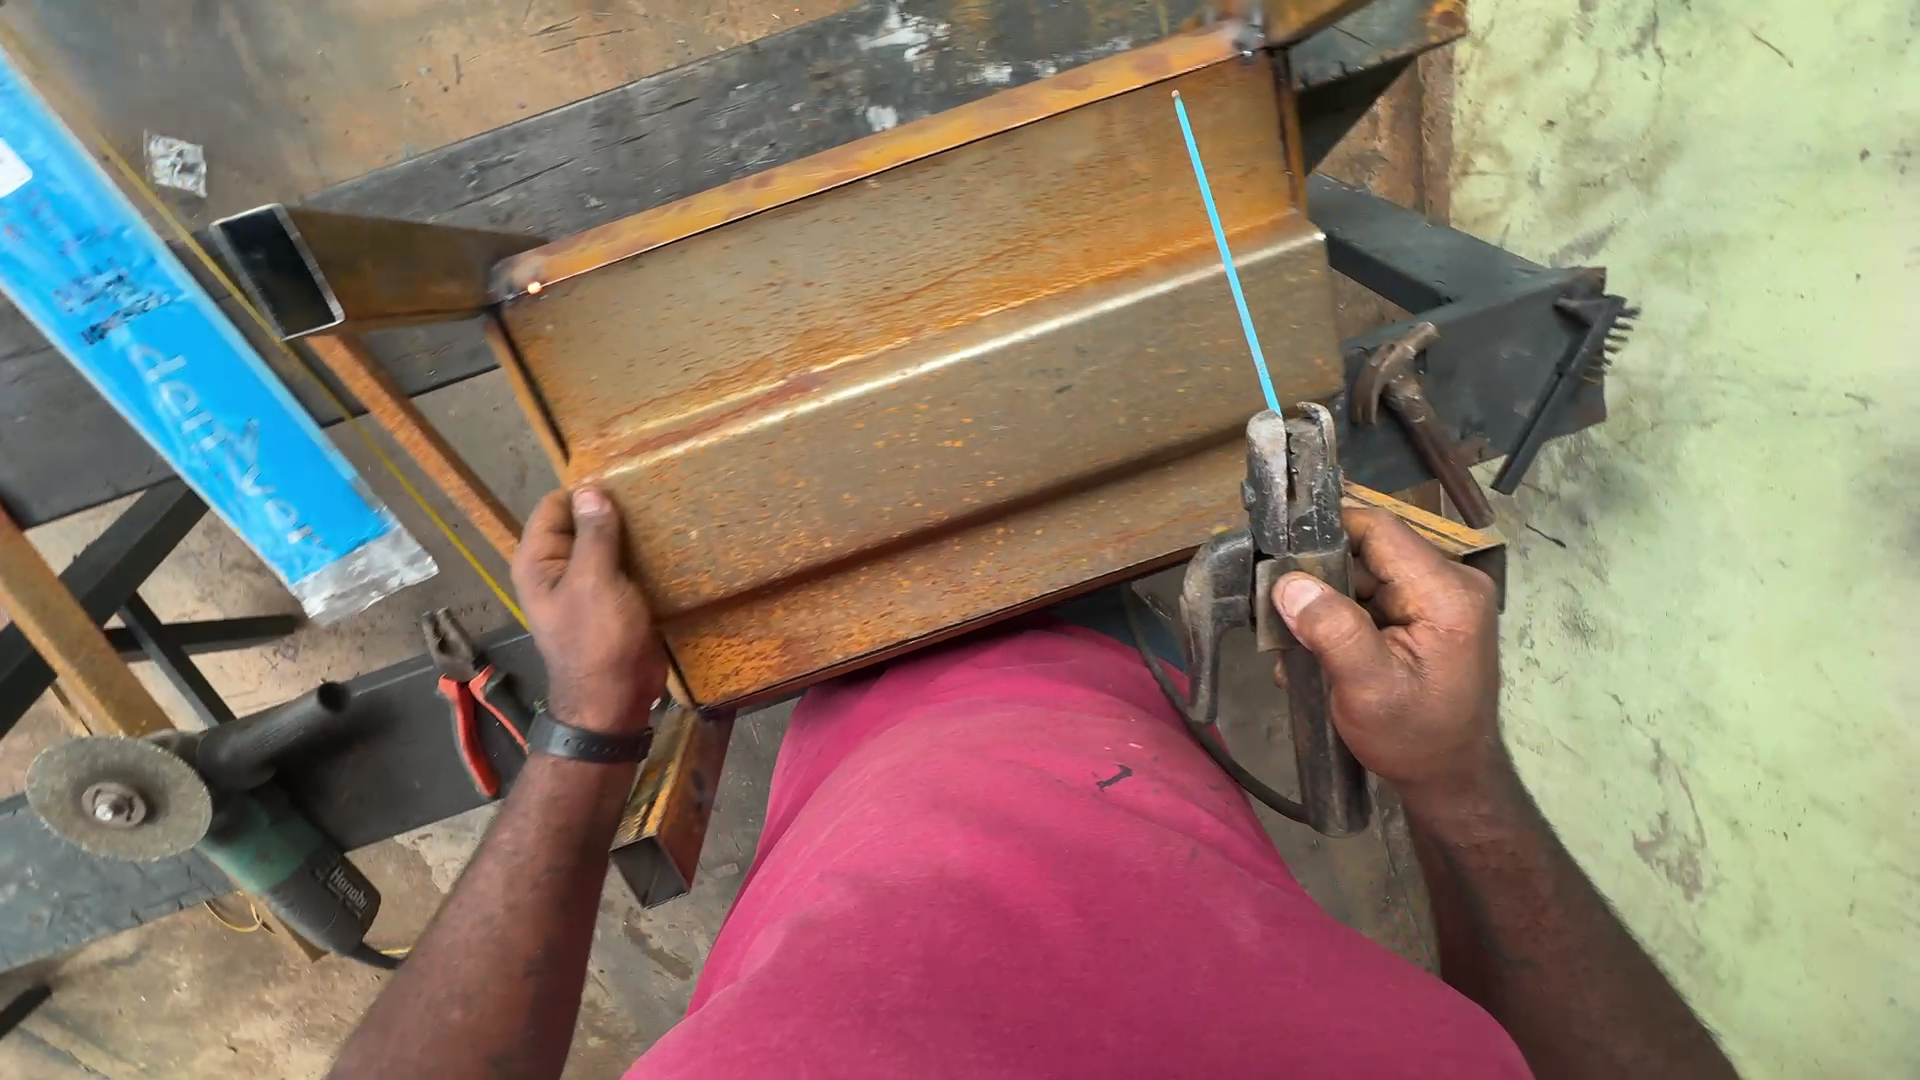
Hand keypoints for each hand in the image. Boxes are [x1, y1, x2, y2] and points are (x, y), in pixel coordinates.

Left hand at [511, 487, 666, 735]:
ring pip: (608, 544)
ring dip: (631, 533)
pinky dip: (642, 555)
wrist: (615, 697)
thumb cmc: (597, 640)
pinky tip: (668, 544)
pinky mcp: (615, 599)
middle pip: (582, 523)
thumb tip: (592, 490)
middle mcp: (559, 569)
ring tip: (665, 513)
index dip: (585, 493)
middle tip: (652, 494)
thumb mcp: (595, 582)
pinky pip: (626, 566)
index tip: (624, 481)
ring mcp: (588, 585)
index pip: (555, 507)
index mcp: (539, 562)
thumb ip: (594, 535)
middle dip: (612, 510)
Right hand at [1270, 507, 1507, 807]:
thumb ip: (1333, 630)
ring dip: (1320, 600)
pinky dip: (1334, 615)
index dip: (1323, 531)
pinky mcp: (1421, 613)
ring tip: (1289, 636)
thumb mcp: (1368, 688)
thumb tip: (1288, 583)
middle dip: (1315, 574)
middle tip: (1273, 606)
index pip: (1377, 529)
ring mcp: (1435, 598)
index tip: (1274, 549)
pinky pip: (1366, 595)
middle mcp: (1447, 582)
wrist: (1449, 778)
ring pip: (1359, 572)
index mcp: (1445, 592)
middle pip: (1365, 550)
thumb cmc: (1414, 737)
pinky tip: (1312, 647)